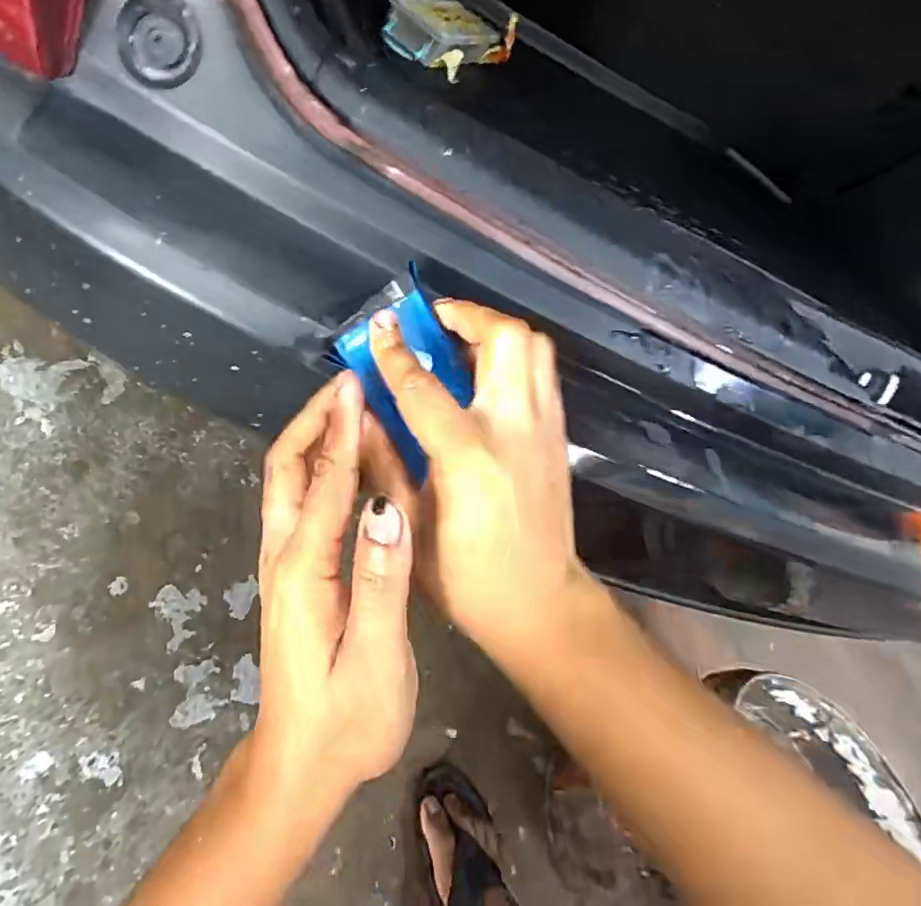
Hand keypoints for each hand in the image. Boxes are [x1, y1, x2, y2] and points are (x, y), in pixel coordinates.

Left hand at [250, 373, 417, 809]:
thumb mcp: (373, 659)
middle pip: (285, 470)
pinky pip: (302, 503)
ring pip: (289, 483)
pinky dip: (322, 467)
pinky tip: (353, 461)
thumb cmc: (345, 722)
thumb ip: (381, 581)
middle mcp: (283, 557)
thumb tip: (387, 507)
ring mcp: (284, 565)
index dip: (340, 432)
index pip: (322, 485)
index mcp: (303, 572)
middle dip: (313, 420)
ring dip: (315, 437)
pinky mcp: (295, 573)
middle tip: (349, 383)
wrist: (301, 767)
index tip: (357, 386)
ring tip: (352, 406)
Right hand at [366, 301, 597, 654]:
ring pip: (532, 346)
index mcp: (468, 456)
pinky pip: (541, 371)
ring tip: (458, 342)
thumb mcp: (410, 525)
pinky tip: (484, 376)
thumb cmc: (468, 579)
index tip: (381, 325)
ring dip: (493, 330)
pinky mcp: (559, 435)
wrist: (542, 605)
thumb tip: (361, 413)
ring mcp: (545, 427)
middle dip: (465, 315)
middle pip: (502, 339)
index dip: (395, 352)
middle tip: (432, 324)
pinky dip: (513, 356)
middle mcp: (514, 428)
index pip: (423, 385)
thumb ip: (384, 461)